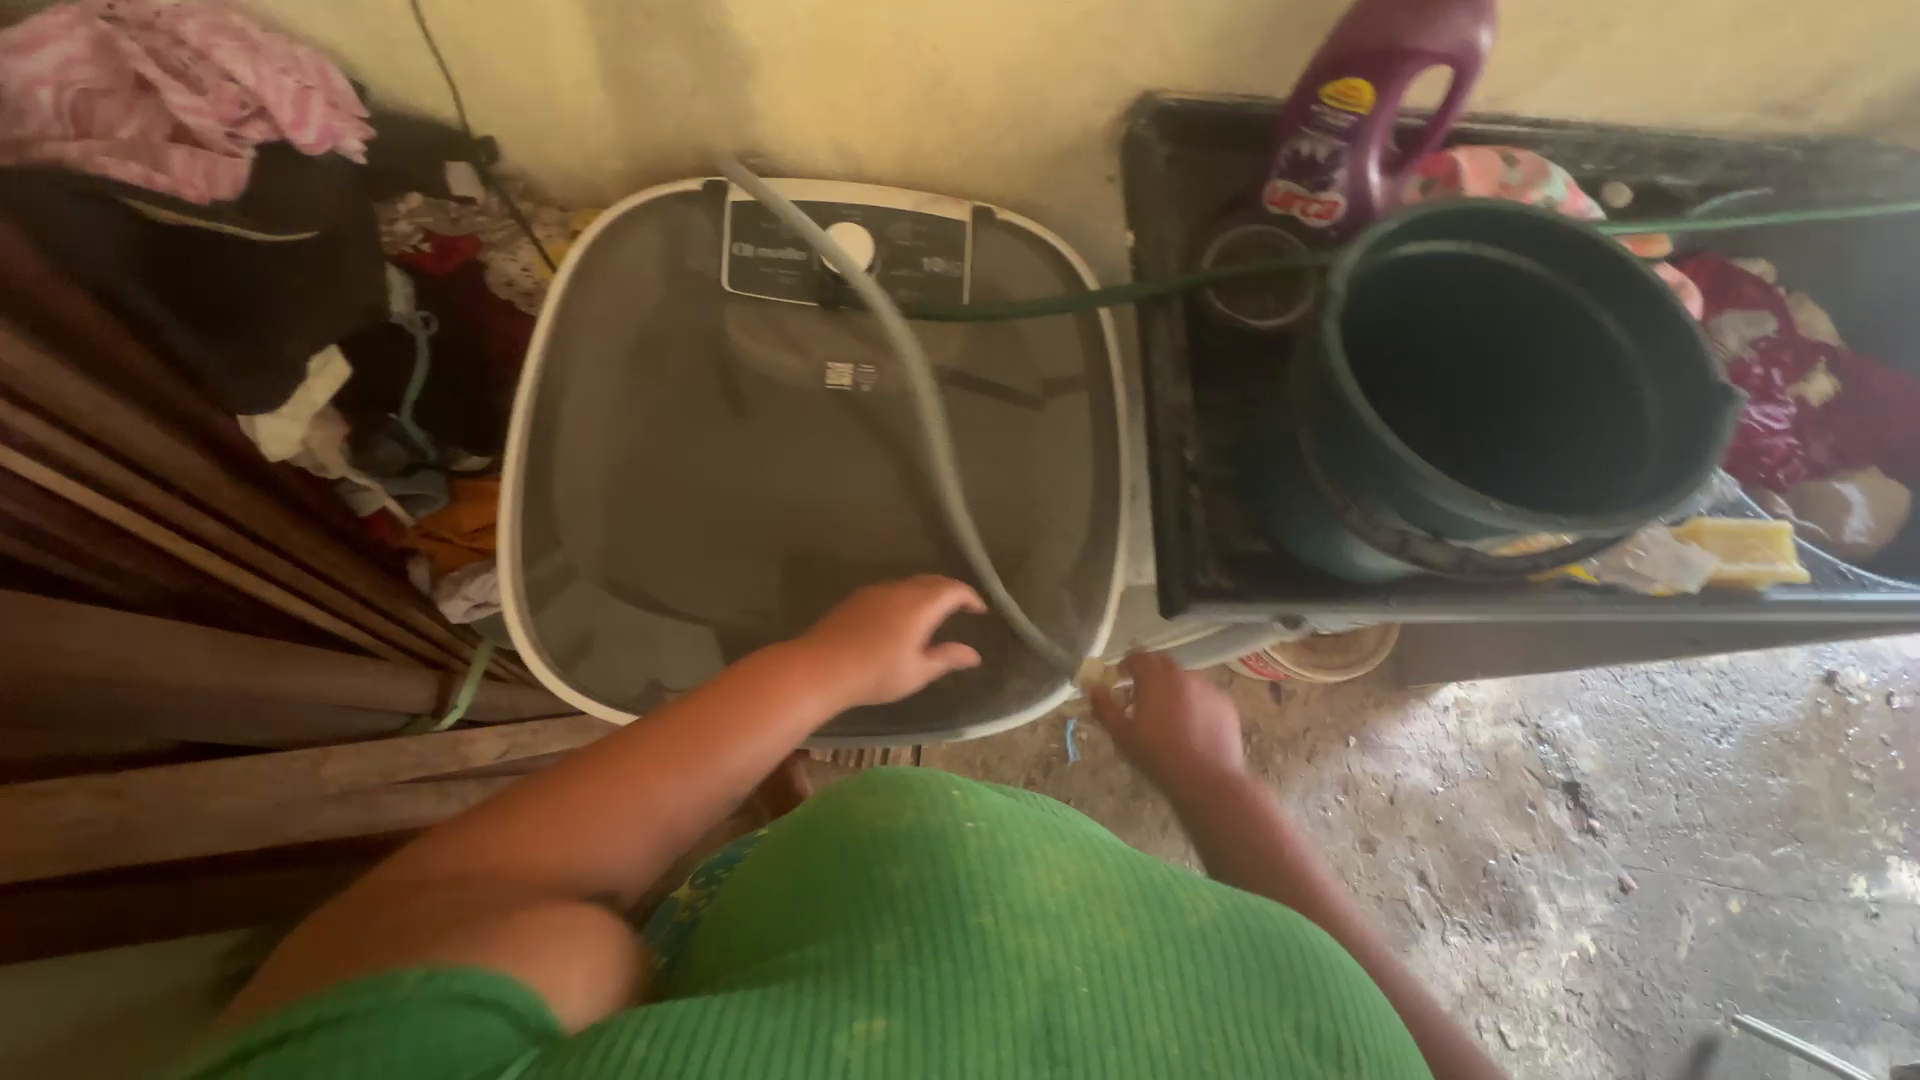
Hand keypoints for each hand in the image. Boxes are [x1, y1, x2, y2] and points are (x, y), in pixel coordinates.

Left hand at [797, 575, 987, 707]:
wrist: (820, 667)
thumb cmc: (875, 673)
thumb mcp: (917, 671)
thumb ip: (947, 658)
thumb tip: (973, 654)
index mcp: (920, 605)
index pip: (953, 590)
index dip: (970, 596)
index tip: (980, 610)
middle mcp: (899, 590)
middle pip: (931, 581)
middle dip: (950, 590)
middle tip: (961, 606)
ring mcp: (875, 592)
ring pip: (909, 583)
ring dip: (927, 592)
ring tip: (934, 612)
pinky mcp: (856, 599)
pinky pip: (891, 590)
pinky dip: (906, 597)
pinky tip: (901, 617)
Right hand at [1089, 650, 1247, 801]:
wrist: (1207, 780)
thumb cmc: (1158, 756)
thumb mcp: (1121, 735)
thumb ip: (1104, 707)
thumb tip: (1092, 687)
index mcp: (1156, 677)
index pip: (1137, 657)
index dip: (1125, 666)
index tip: (1119, 680)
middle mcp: (1183, 675)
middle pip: (1162, 664)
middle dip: (1148, 675)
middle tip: (1139, 698)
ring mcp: (1208, 688)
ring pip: (1184, 680)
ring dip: (1171, 689)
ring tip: (1166, 716)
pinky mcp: (1226, 704)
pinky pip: (1203, 696)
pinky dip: (1193, 703)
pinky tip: (1191, 728)